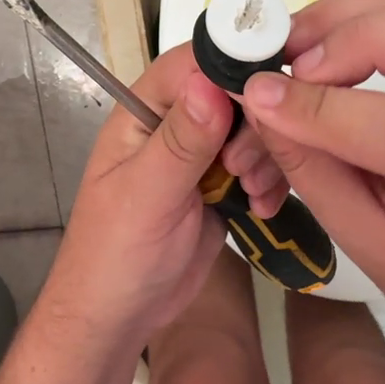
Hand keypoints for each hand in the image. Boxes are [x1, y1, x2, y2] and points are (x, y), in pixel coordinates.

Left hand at [34, 42, 243, 351]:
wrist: (120, 318)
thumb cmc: (115, 254)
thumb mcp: (147, 195)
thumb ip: (180, 142)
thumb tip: (209, 84)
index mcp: (143, 110)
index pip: (190, 65)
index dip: (229, 69)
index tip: (264, 94)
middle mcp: (174, 123)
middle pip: (229, 93)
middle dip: (251, 125)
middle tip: (244, 168)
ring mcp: (200, 154)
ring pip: (250, 129)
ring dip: (263, 157)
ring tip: (253, 194)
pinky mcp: (222, 185)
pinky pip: (258, 165)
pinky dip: (269, 182)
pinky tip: (261, 209)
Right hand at [240, 0, 384, 342]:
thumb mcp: (370, 251)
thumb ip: (316, 172)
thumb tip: (259, 99)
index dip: (334, 107)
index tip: (260, 93)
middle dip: (362, 33)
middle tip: (290, 58)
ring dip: (353, 16)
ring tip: (291, 46)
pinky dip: (359, 16)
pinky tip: (318, 42)